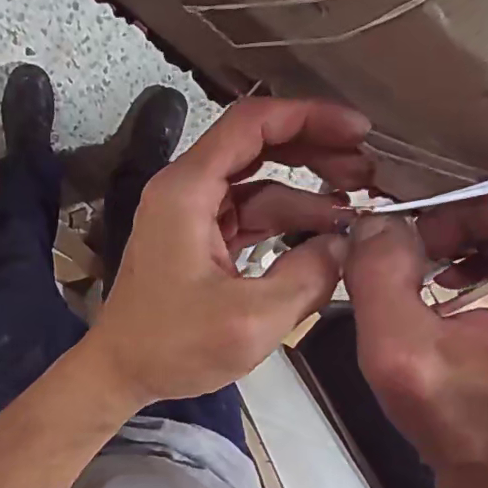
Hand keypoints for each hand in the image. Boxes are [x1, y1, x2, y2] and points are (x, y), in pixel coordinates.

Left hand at [81, 98, 374, 405]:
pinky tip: (322, 234)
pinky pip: (248, 216)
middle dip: (314, 151)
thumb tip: (346, 245)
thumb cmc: (172, 346)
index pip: (251, 124)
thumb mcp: (252, 318)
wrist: (120, 371)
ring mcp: (190, 214)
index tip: (358, 130)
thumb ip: (308, 276)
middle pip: (257, 147)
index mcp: (187, 191)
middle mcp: (185, 190)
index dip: (309, 116)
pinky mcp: (197, 238)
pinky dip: (284, 222)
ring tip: (357, 211)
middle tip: (367, 170)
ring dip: (305, 194)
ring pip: (257, 185)